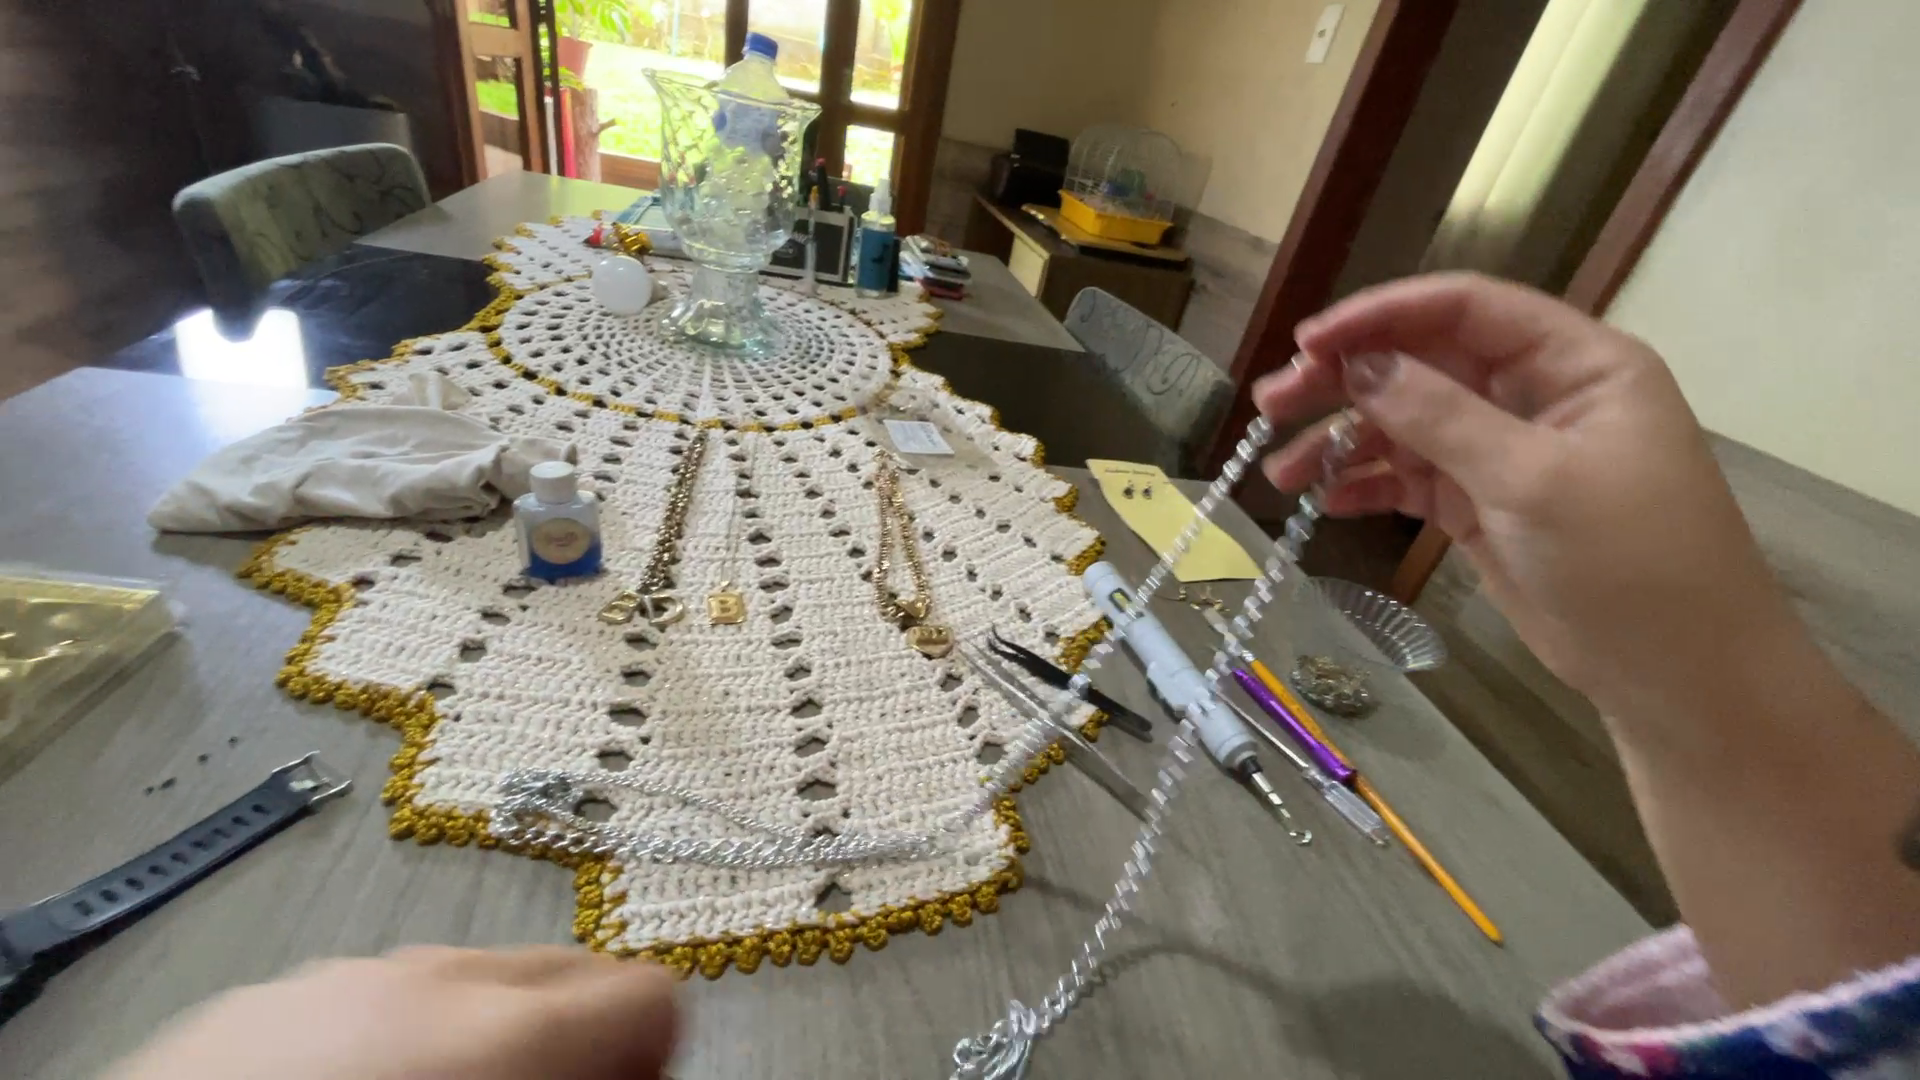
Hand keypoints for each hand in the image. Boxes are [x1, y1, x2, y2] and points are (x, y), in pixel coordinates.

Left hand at [104, 946, 677, 1079]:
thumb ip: (595, 1079)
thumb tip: (639, 1069)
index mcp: (508, 1034)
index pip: (651, 993)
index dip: (652, 1053)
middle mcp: (439, 978)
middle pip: (572, 973)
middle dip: (577, 1041)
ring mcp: (346, 977)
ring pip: (479, 977)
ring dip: (486, 1037)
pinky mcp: (266, 997)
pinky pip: (384, 992)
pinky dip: (397, 1037)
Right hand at [1255, 272, 1794, 721]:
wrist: (1669, 671)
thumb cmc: (1626, 561)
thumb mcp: (1531, 478)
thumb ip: (1440, 415)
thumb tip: (1356, 365)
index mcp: (1571, 364)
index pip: (1462, 311)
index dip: (1380, 316)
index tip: (1307, 343)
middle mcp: (1528, 396)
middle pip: (1418, 366)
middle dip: (1341, 382)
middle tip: (1270, 403)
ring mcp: (1497, 451)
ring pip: (1400, 427)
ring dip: (1338, 444)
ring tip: (1279, 473)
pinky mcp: (1474, 502)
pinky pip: (1405, 479)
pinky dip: (1364, 487)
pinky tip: (1325, 503)